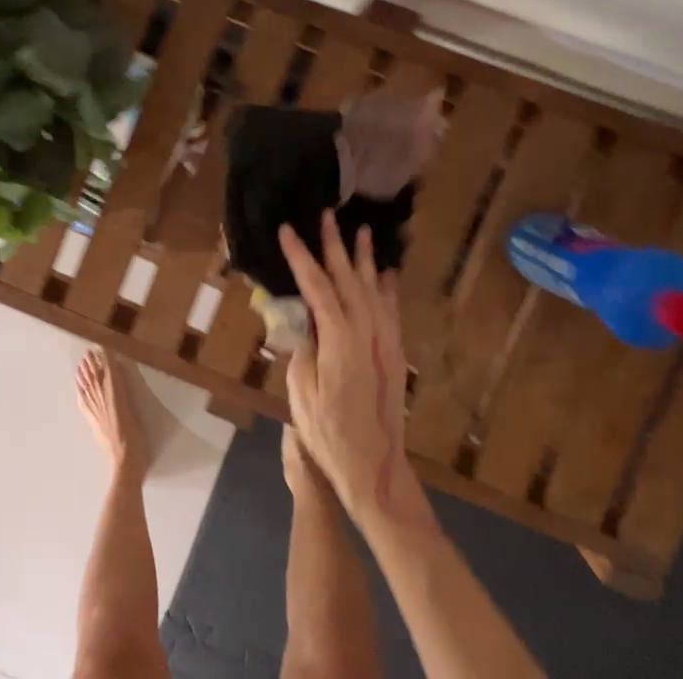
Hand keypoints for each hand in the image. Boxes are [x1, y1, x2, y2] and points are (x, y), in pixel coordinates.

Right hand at [279, 211, 424, 520]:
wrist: (376, 468)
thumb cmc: (330, 436)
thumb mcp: (303, 394)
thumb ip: (302, 352)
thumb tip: (302, 323)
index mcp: (341, 341)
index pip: (318, 288)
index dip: (301, 257)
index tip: (287, 231)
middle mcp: (368, 333)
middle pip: (350, 280)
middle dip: (337, 246)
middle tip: (329, 215)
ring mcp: (386, 343)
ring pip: (374, 290)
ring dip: (366, 260)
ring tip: (362, 231)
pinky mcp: (395, 354)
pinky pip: (391, 311)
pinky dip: (386, 288)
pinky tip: (384, 275)